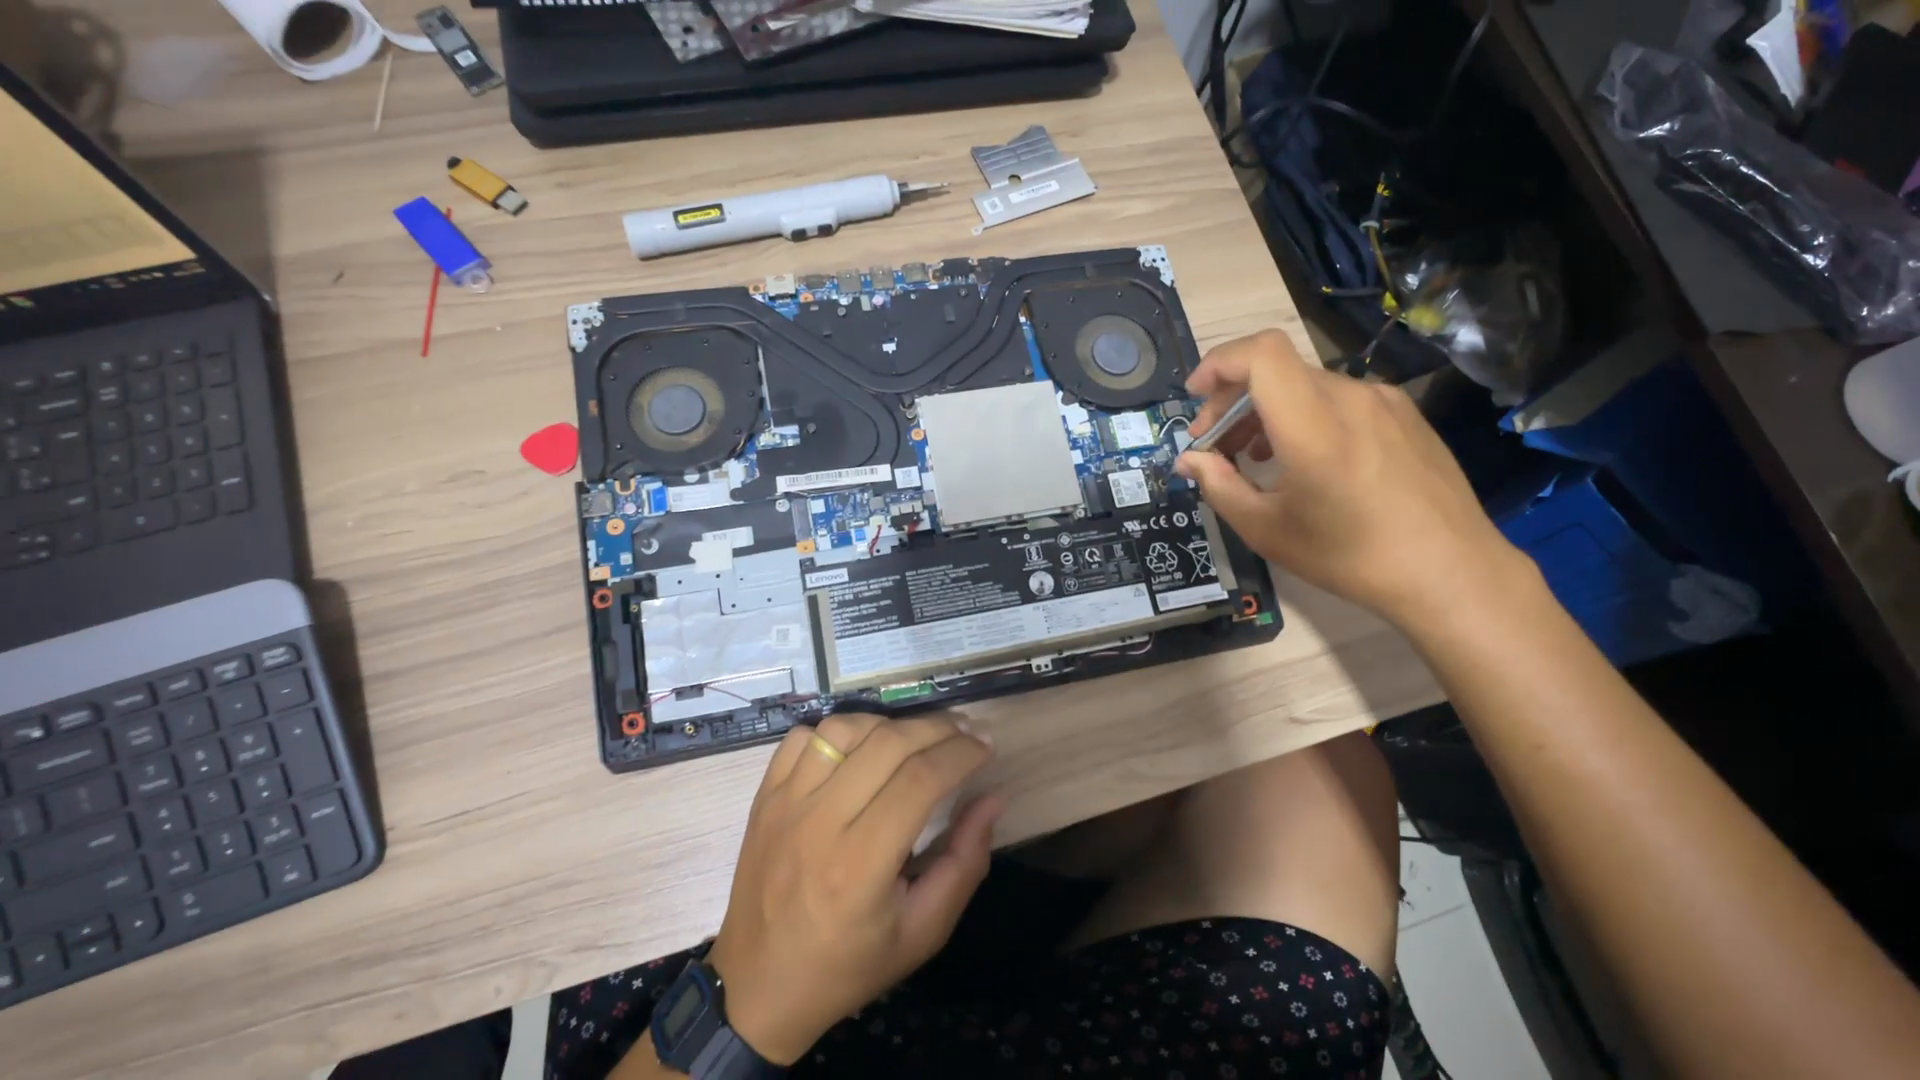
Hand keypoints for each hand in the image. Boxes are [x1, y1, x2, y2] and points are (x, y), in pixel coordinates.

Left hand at [705, 713, 1002, 1064]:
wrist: (760, 987)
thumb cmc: (848, 966)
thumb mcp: (923, 932)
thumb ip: (964, 862)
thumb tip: (993, 798)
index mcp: (861, 864)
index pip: (921, 779)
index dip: (961, 754)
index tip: (987, 747)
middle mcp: (818, 823)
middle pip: (887, 744)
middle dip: (937, 729)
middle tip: (965, 733)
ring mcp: (784, 805)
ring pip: (843, 730)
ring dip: (889, 725)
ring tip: (917, 739)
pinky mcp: (764, 798)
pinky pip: (803, 739)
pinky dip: (838, 732)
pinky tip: (861, 749)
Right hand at [1175, 330, 1532, 630]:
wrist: (1450, 572)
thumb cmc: (1350, 557)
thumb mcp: (1268, 530)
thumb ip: (1219, 486)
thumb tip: (1189, 459)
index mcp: (1313, 426)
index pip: (1261, 354)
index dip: (1219, 362)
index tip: (1196, 396)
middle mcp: (1350, 398)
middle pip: (1277, 371)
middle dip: (1233, 399)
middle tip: (1214, 444)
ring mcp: (1384, 402)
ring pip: (1308, 386)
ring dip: (1269, 411)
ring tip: (1255, 457)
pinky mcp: (1405, 414)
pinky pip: (1340, 400)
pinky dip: (1306, 417)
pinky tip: (1306, 461)